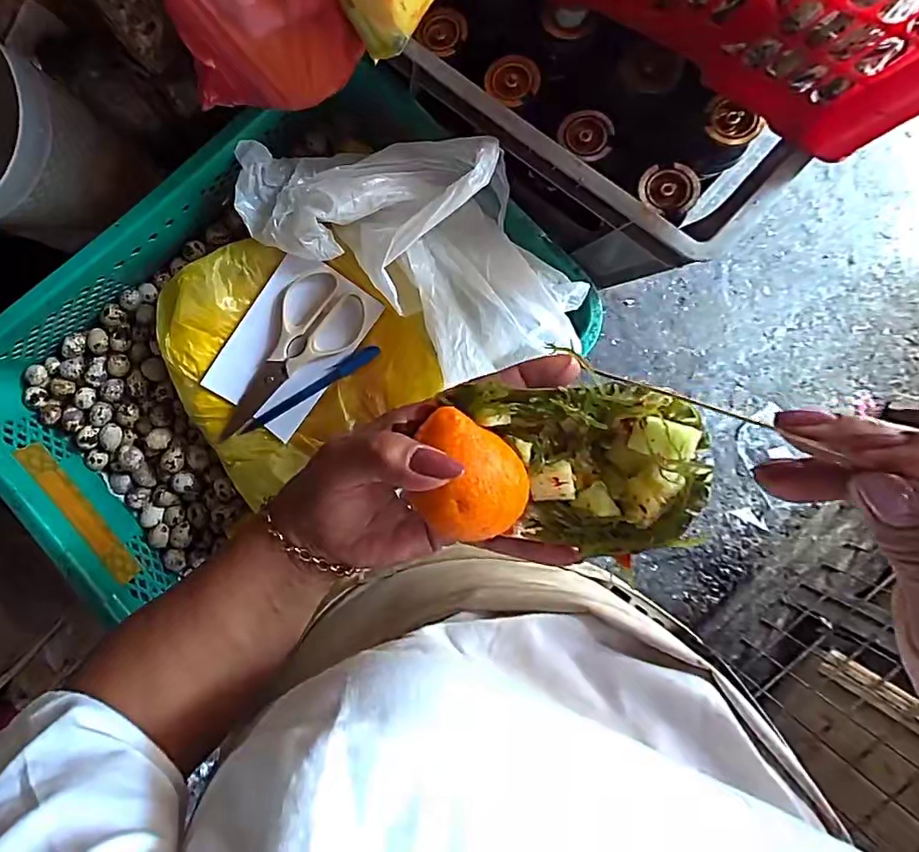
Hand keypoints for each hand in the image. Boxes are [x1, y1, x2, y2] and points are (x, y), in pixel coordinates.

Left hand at [266, 355, 585, 570]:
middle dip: (555, 431)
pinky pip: (498, 532)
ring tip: (603, 493)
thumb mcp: (346, 461)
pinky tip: (568, 549)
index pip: (476, 395)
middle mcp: (450, 451)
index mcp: (424, 422)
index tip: (565, 369)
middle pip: (508, 435)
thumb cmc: (326, 488)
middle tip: (604, 434)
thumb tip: (448, 466)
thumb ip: (388, 456)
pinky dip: (530, 541)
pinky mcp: (457, 527)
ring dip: (554, 489)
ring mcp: (457, 490)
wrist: (314, 540)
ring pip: (512, 484)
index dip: (519, 380)